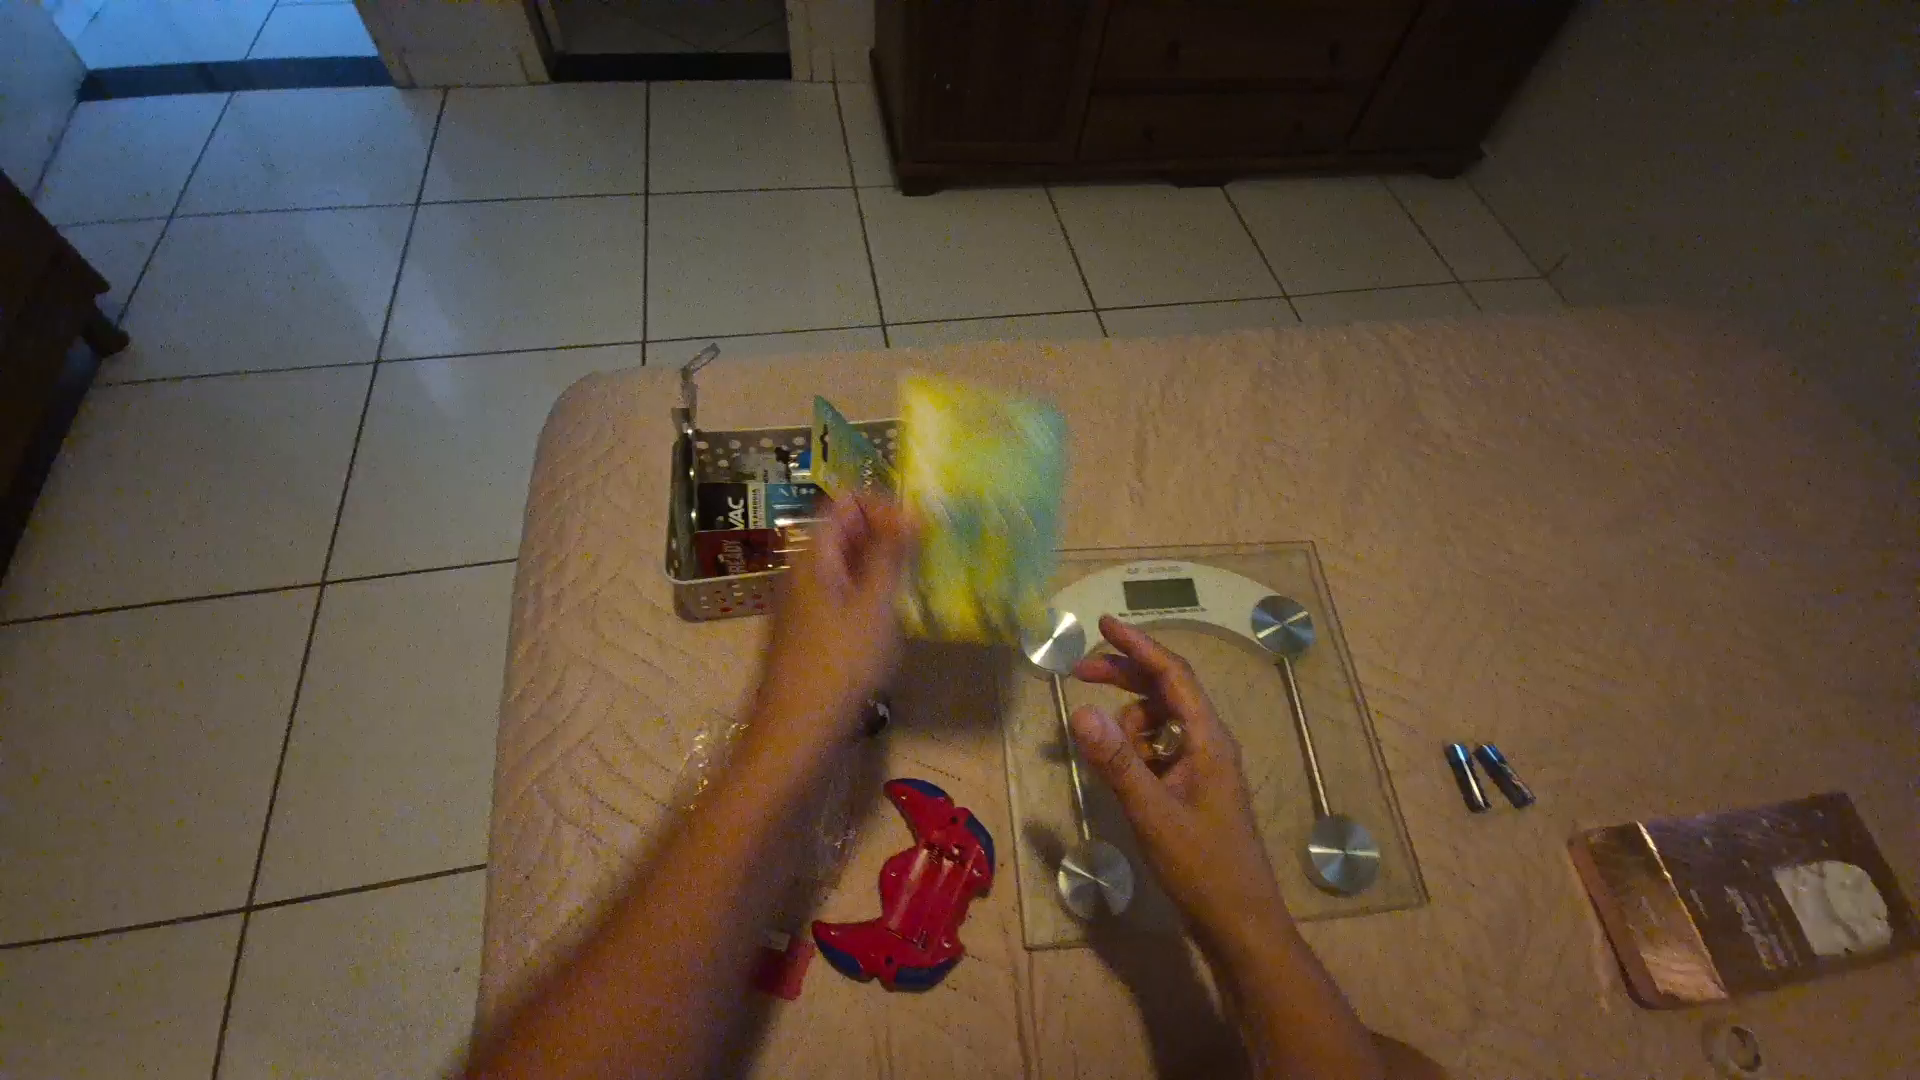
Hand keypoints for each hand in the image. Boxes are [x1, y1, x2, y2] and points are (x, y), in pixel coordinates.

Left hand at [751, 494, 915, 742]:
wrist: (796, 736)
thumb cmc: (839, 666)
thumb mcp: (874, 606)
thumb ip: (889, 555)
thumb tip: (907, 513)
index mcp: (812, 558)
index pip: (844, 504)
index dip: (882, 506)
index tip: (918, 529)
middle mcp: (801, 574)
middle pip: (842, 533)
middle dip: (884, 534)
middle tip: (924, 553)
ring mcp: (802, 606)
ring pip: (843, 567)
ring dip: (879, 566)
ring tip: (914, 583)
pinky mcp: (809, 635)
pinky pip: (841, 596)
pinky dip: (868, 595)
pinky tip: (890, 618)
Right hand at [1070, 616, 1288, 951]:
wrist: (1240, 923)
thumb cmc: (1202, 867)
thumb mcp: (1152, 813)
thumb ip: (1116, 761)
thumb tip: (1080, 710)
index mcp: (1208, 738)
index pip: (1172, 674)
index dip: (1138, 645)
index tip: (1104, 624)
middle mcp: (1209, 741)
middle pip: (1165, 689)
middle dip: (1123, 675)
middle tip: (1079, 672)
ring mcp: (1203, 764)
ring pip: (1160, 720)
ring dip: (1128, 722)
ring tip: (1106, 753)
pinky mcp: (1193, 785)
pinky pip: (1160, 748)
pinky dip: (1136, 749)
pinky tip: (1122, 774)